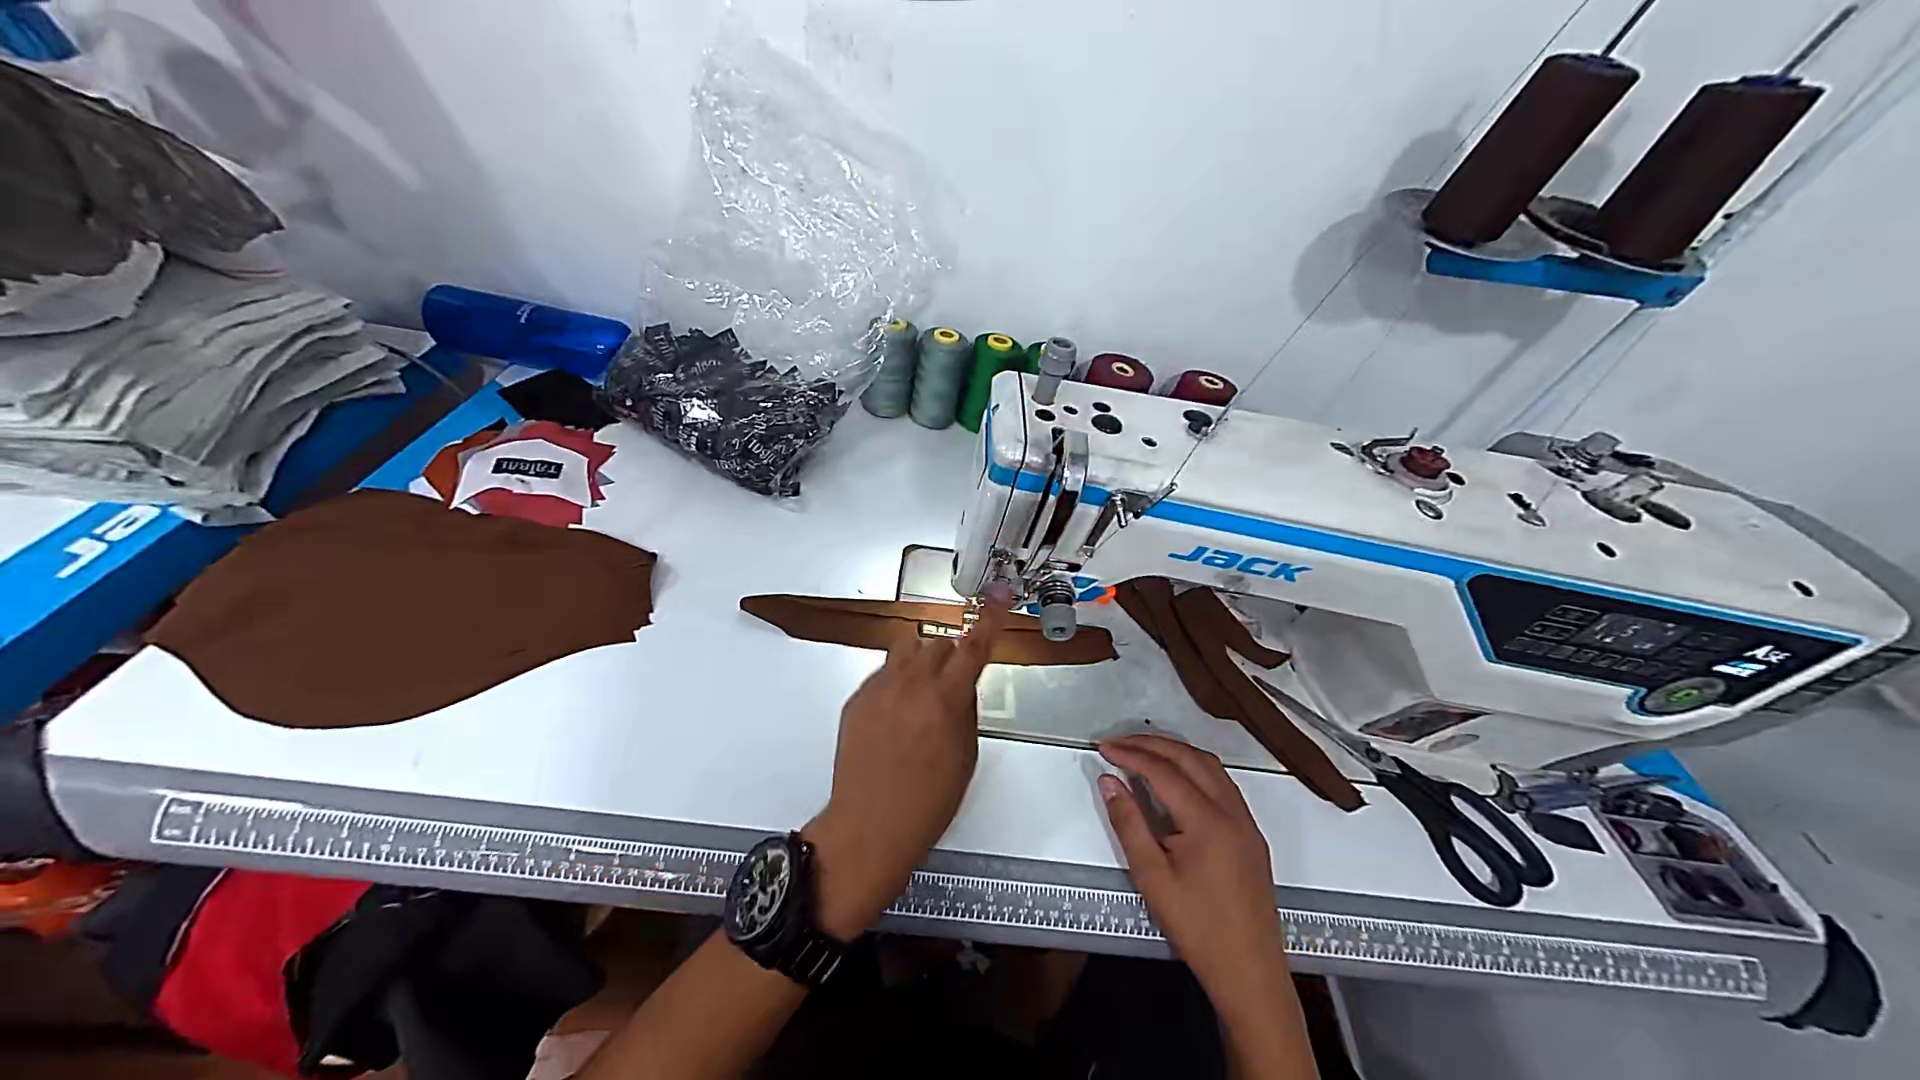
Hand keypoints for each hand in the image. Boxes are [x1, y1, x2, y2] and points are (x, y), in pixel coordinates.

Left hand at [802, 605, 1006, 939]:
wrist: (871, 824)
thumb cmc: (926, 801)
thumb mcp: (965, 755)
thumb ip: (965, 710)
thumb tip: (962, 689)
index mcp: (945, 699)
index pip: (975, 646)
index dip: (991, 618)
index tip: (999, 597)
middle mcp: (911, 685)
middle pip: (938, 644)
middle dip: (950, 658)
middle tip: (951, 685)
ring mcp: (879, 689)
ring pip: (906, 650)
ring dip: (920, 662)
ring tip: (921, 693)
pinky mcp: (856, 699)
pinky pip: (881, 674)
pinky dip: (895, 683)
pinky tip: (895, 716)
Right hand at [1097, 734, 1292, 1006]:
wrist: (1249, 971)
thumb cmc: (1197, 927)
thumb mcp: (1151, 877)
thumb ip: (1129, 823)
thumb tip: (1110, 781)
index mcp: (1208, 822)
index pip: (1165, 772)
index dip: (1132, 754)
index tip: (1104, 747)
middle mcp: (1233, 812)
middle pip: (1191, 759)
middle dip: (1153, 744)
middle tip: (1120, 743)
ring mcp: (1247, 822)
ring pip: (1211, 767)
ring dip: (1177, 752)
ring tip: (1144, 751)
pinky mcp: (1252, 834)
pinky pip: (1223, 784)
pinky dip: (1195, 768)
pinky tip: (1176, 778)